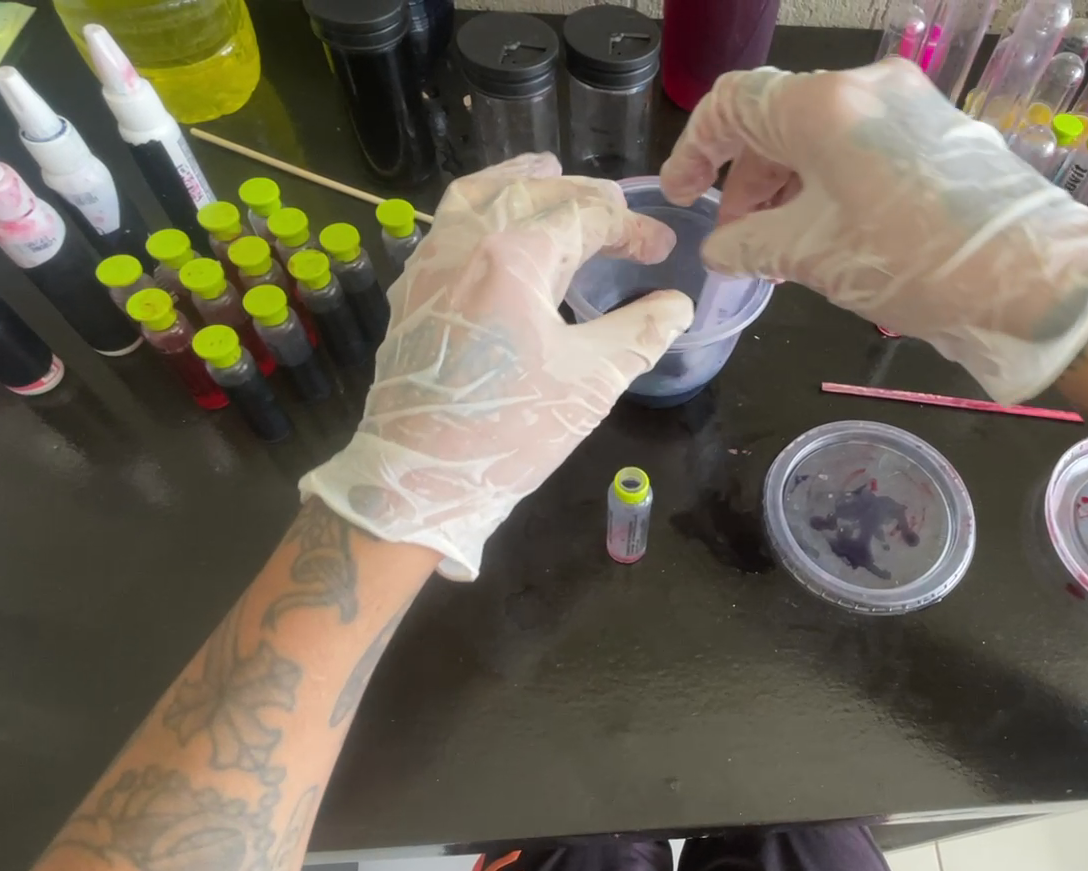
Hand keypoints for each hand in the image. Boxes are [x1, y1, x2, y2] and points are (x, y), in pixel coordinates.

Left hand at [301, 155, 694, 580]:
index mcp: (513, 256)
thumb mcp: (592, 383)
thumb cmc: (512, 430)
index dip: (630, 227)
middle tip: (615, 209)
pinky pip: (446, 230)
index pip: (585, 218)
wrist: (422, 480)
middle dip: (579, 194)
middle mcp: (464, 244)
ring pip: (474, 198)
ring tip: (545, 174)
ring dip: (516, 182)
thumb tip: (677, 305)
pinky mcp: (411, 296)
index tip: (661, 247)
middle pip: (529, 192)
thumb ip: (640, 333)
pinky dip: (478, 213)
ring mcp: (429, 267)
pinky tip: (493, 234)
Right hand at [660, 58, 1087, 403]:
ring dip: (785, 189)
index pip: (734, 106)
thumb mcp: (814, 257)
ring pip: (819, 137)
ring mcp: (907, 104)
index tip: (681, 199)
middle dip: (744, 181)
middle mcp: (864, 87)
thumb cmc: (912, 263)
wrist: (1030, 278)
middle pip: (777, 121)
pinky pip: (858, 149)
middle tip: (735, 242)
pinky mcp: (934, 131)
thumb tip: (720, 248)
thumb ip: (751, 245)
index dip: (694, 151)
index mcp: (824, 106)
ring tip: (776, 248)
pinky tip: (823, 232)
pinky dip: (825, 187)